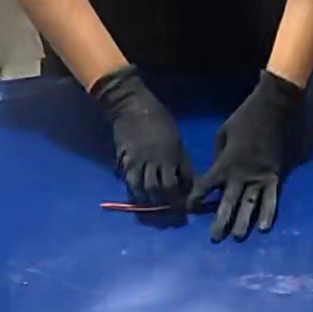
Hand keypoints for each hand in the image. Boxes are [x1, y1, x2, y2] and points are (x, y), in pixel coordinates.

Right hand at [88, 65, 192, 205]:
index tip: (183, 202)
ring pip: (144, 189)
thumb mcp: (177, 138)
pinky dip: (136, 191)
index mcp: (171, 154)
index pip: (178, 182)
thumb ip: (181, 161)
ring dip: (149, 199)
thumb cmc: (159, 120)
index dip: (181, 195)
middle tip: (168, 204)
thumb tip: (187, 181)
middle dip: (165, 200)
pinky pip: (130, 183)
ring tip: (153, 200)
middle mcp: (156, 160)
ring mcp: (139, 163)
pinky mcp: (125, 163)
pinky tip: (140, 192)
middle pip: (160, 189)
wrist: (132, 107)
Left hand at [187, 70, 302, 241]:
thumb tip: (214, 174)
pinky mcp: (275, 177)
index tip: (189, 208)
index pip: (204, 189)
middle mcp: (240, 176)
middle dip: (220, 223)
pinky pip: (272, 199)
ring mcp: (259, 178)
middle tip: (215, 238)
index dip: (195, 200)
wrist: (276, 105)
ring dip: (242, 224)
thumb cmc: (245, 118)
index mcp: (224, 165)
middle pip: (226, 205)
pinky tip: (263, 228)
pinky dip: (268, 214)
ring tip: (236, 237)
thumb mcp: (222, 135)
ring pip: (249, 206)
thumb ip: (217, 158)